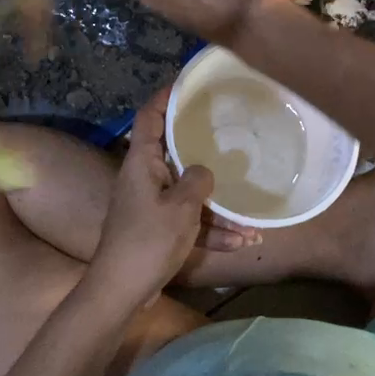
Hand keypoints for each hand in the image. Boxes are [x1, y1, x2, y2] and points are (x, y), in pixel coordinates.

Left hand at [85, 89, 254, 305]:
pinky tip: (243, 243)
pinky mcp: (157, 230)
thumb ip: (198, 180)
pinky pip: (189, 222)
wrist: (121, 291)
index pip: (149, 116)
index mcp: (142, 162)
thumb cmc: (148, 240)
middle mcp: (145, 178)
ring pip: (190, 196)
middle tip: (232, 137)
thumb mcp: (180, 207)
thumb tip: (204, 171)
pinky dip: (213, 231)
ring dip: (220, 209)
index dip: (165, 97)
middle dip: (207, 155)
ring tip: (254, 221)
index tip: (187, 84)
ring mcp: (150, 205)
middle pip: (177, 155)